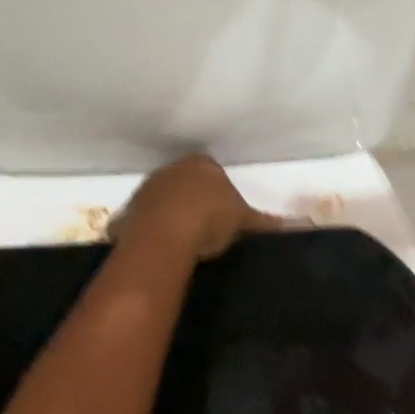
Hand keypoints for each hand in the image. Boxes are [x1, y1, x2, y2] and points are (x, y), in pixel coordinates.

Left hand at [111, 155, 285, 260]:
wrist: (164, 235)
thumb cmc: (209, 218)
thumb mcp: (243, 221)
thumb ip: (263, 221)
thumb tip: (286, 225)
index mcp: (202, 164)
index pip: (213, 170)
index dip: (220, 189)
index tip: (225, 211)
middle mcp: (171, 170)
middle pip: (185, 182)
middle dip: (193, 199)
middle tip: (206, 227)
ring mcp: (146, 189)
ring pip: (162, 199)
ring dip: (170, 214)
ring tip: (185, 241)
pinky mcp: (128, 213)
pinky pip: (143, 221)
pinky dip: (150, 232)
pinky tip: (160, 249)